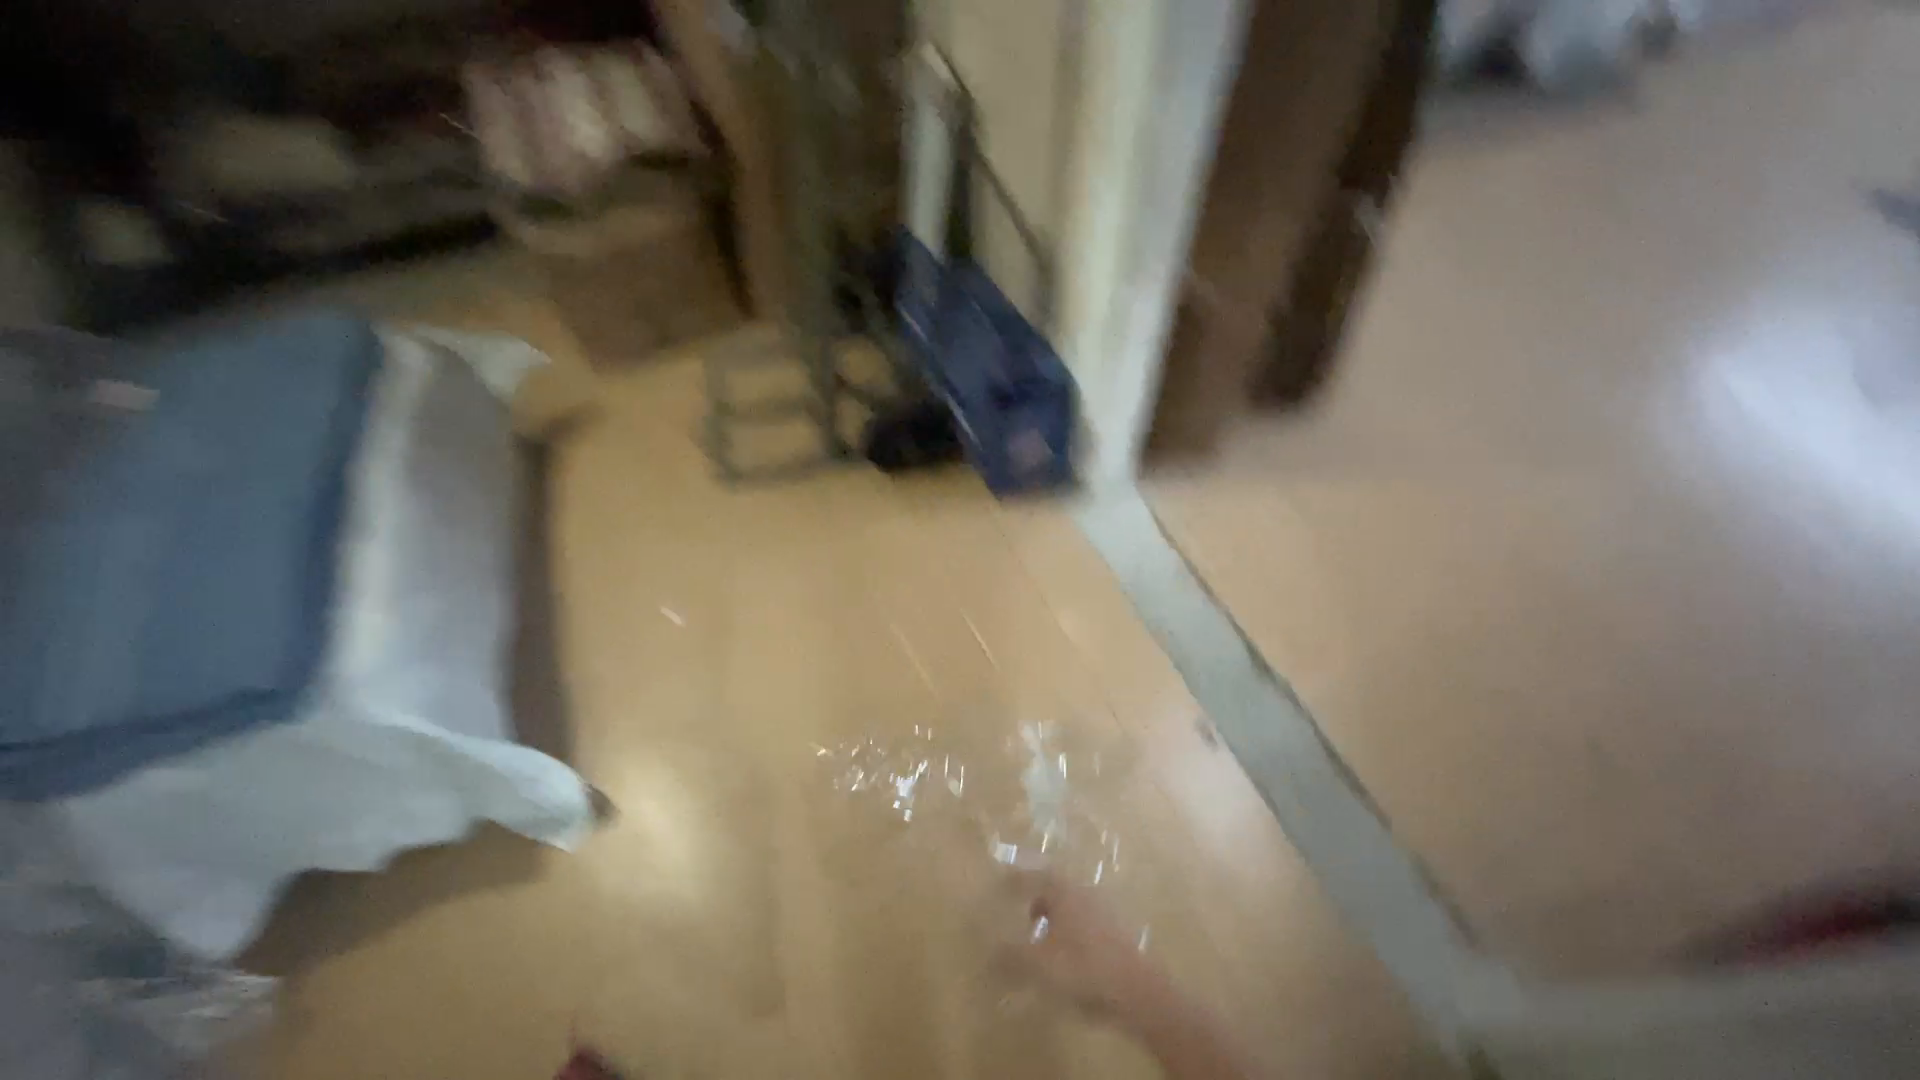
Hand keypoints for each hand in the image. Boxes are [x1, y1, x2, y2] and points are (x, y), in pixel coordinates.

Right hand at [994, 870, 1166, 1019]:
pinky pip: (1087, 926)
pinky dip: (1071, 935)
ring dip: (1056, 919)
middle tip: (1022, 916)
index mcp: (1064, 893)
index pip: (1036, 876)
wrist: (1138, 992)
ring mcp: (1106, 914)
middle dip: (1037, 899)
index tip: (1002, 885)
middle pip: (1057, 889)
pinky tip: (1067, 959)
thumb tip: (988, 950)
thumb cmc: (1083, 968)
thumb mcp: (1038, 964)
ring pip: (1073, 908)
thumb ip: (1011, 955)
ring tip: (1041, 941)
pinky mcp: (1118, 936)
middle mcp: (1085, 895)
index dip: (1017, 880)